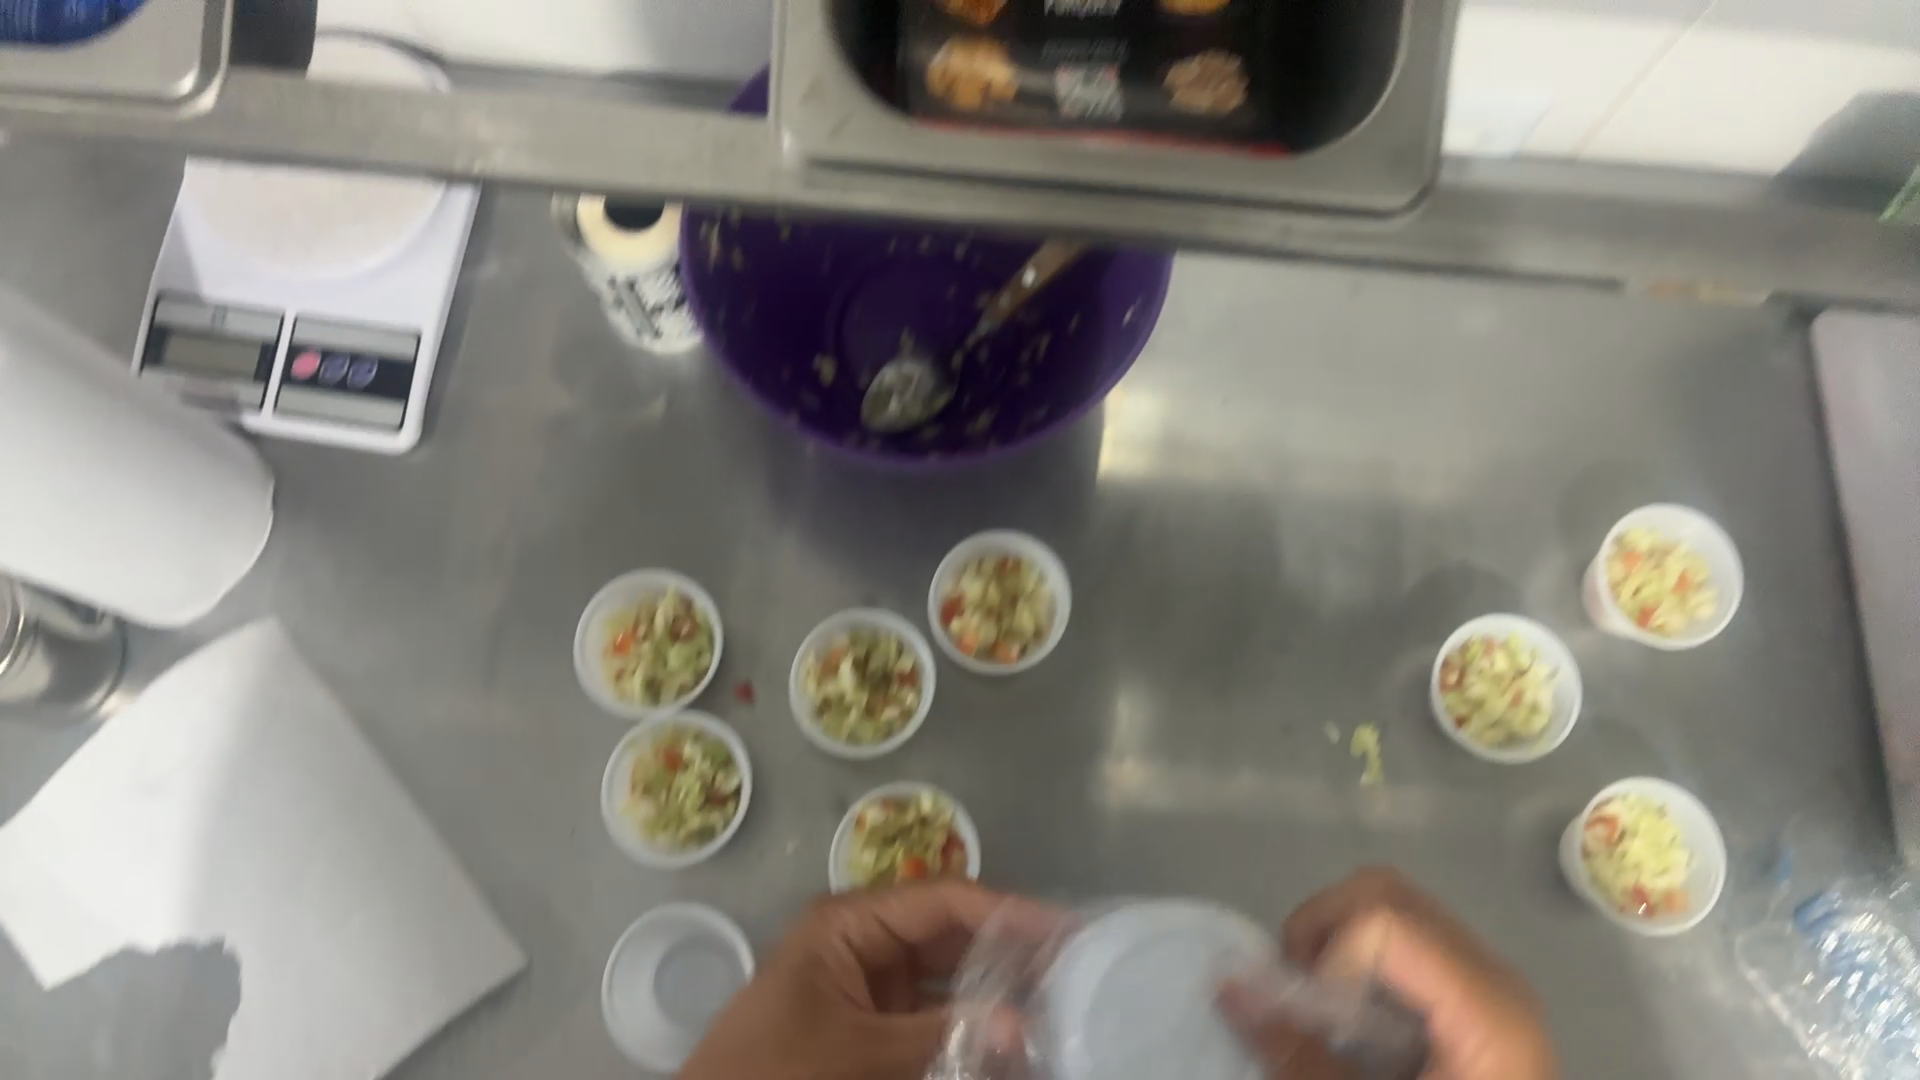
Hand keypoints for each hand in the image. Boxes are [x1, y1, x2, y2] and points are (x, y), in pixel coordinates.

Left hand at [680, 882, 1037, 1079]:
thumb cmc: (772, 1072)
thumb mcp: (856, 1055)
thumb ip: (941, 1038)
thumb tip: (1024, 1026)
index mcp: (852, 922)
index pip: (942, 901)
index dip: (1005, 911)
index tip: (1063, 929)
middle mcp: (867, 941)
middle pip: (951, 933)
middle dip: (1008, 951)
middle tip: (1073, 968)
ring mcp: (871, 985)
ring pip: (947, 976)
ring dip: (995, 991)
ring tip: (1057, 1001)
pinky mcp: (874, 1026)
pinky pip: (933, 1017)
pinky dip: (969, 1028)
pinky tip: (1010, 1039)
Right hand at [1220, 868, 1556, 1079]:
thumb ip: (1298, 1055)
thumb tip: (1225, 986)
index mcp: (1486, 1009)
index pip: (1382, 921)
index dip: (1329, 957)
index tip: (1322, 1023)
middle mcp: (1492, 973)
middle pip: (1381, 891)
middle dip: (1320, 928)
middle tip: (1305, 995)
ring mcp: (1485, 975)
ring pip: (1386, 898)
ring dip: (1334, 936)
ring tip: (1326, 1003)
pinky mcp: (1471, 986)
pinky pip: (1401, 928)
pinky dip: (1357, 951)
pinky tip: (1356, 1012)